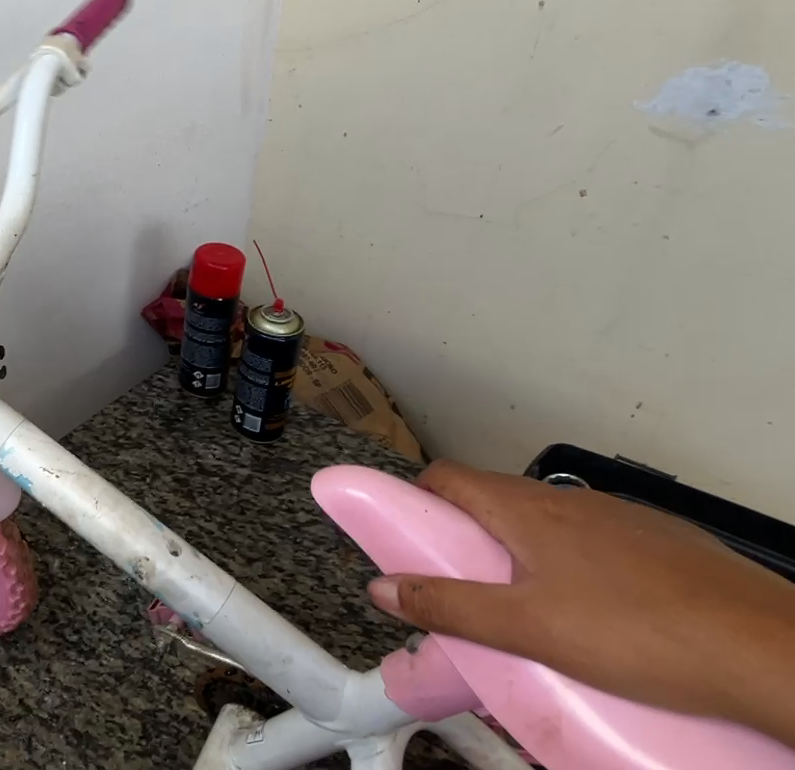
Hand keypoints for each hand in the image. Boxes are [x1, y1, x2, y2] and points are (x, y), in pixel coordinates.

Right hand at [369, 460, 794, 744]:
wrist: (783, 657)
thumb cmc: (642, 635)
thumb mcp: (528, 630)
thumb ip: (449, 607)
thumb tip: (380, 588)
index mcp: (523, 509)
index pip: (446, 476)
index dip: (419, 499)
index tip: (414, 536)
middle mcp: (568, 501)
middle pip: (495, 498)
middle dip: (470, 533)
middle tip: (469, 583)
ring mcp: (625, 518)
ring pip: (551, 521)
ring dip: (527, 549)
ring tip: (539, 606)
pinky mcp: (671, 544)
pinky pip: (603, 541)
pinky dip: (584, 564)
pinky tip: (609, 613)